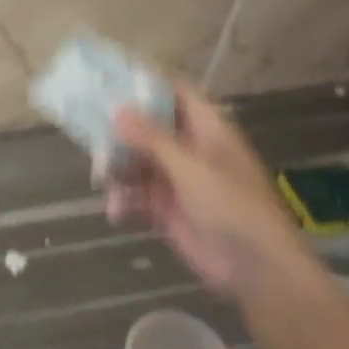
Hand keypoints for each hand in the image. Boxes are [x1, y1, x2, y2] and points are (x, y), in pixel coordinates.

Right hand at [108, 78, 308, 290]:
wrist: (255, 266)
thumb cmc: (231, 205)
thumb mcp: (190, 166)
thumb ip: (152, 138)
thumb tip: (118, 110)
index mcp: (207, 129)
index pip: (176, 93)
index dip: (147, 86)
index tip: (111, 82)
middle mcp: (191, 149)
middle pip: (149, 129)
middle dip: (121, 133)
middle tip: (92, 137)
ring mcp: (179, 181)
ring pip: (139, 163)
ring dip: (119, 170)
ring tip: (102, 180)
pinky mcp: (168, 210)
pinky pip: (138, 197)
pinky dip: (125, 201)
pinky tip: (117, 212)